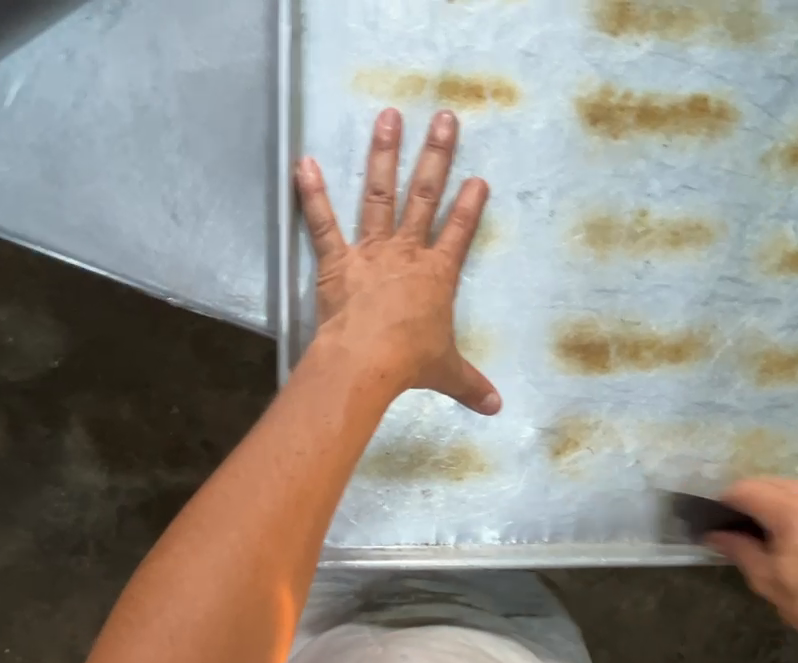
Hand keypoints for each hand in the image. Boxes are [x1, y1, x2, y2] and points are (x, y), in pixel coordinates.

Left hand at [295, 108, 500, 414]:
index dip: (470, 207)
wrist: (368, 362)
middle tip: (444, 118)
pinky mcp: (338, 260)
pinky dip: (311, 194)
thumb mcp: (448, 373)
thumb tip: (497, 409)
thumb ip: (472, 386)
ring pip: (380, 196)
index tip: (479, 179)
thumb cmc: (410, 363)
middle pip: (425, 197)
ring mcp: (372, 252)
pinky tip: (301, 161)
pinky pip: (323, 223)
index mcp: (437, 275)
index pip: (459, 233)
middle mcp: (407, 253)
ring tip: (386, 118)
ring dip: (383, 156)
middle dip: (437, 156)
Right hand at [704, 478, 797, 662]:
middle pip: (779, 484)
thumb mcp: (767, 580)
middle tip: (746, 522)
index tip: (719, 516)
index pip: (748, 489)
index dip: (728, 499)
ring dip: (789, 502)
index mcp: (792, 513)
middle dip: (757, 497)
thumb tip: (715, 535)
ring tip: (783, 529)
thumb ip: (739, 549)